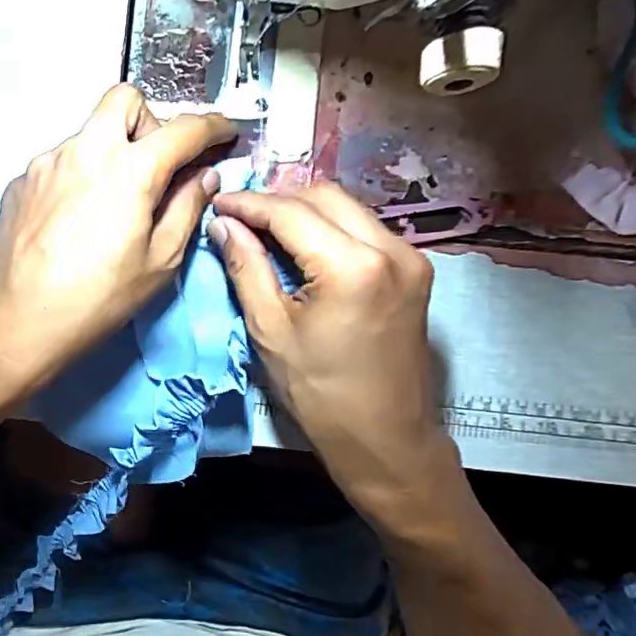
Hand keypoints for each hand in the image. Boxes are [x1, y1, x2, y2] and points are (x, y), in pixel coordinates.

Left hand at [0, 85, 234, 413]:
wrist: (20, 321)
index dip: (212, 126)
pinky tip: (78, 221)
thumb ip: (187, 209)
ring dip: (113, 151)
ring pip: (90, 132)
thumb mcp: (160, 260)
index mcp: (130, 170)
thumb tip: (204, 177)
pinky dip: (82, 176)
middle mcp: (85, 150)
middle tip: (157, 164)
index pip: (183, 129)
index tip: (225, 132)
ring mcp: (47, 162)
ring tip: (114, 204)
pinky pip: (62, 162)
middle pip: (124, 99)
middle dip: (151, 120)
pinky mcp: (22, 181)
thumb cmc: (99, 298)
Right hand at [209, 183, 456, 531]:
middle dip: (279, 199)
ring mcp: (411, 258)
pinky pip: (366, 230)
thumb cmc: (321, 395)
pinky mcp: (416, 270)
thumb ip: (246, 268)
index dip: (249, 203)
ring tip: (266, 228)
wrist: (385, 439)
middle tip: (241, 216)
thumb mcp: (270, 331)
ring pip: (349, 207)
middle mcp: (391, 249)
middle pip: (326, 196)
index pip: (292, 212)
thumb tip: (223, 224)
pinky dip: (332, 228)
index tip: (218, 202)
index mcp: (354, 267)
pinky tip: (305, 246)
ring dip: (306, 210)